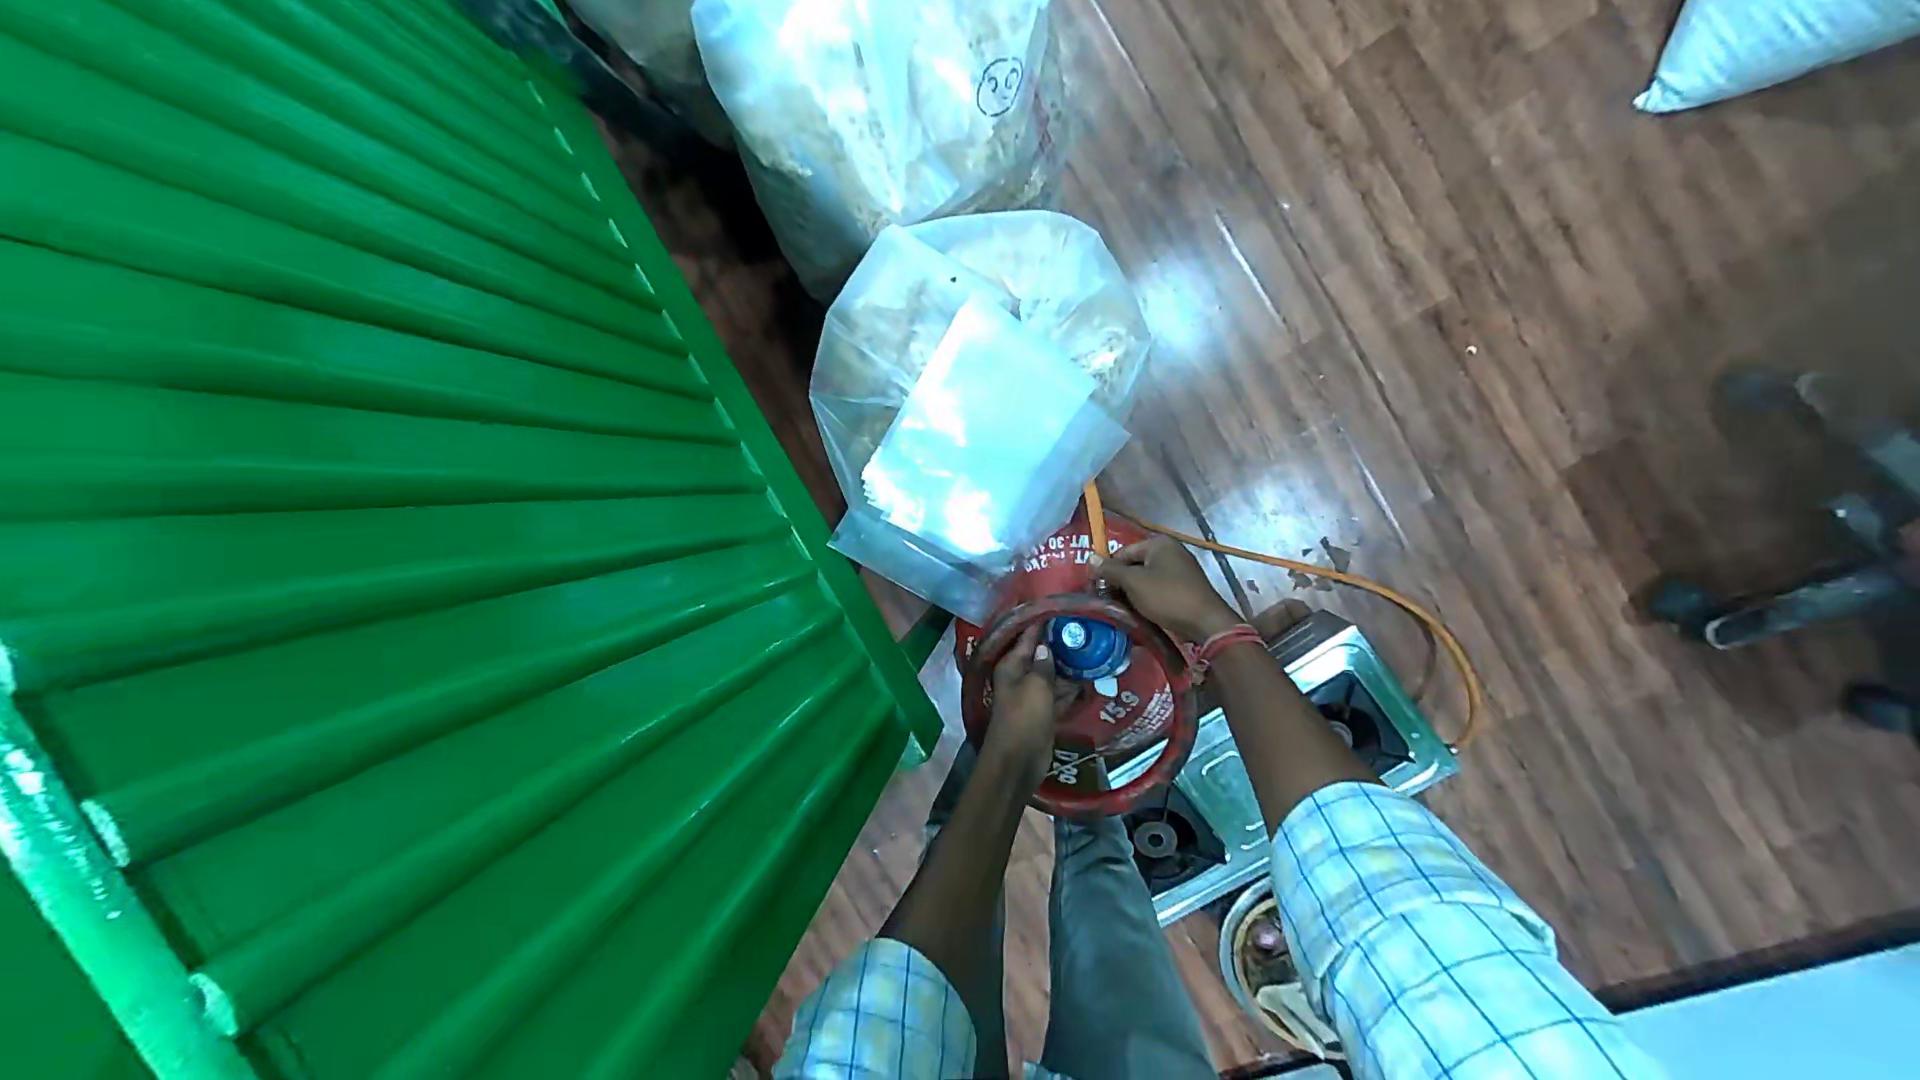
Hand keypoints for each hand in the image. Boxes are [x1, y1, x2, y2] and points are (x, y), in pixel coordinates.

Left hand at [985, 623, 1074, 785]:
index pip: (1026, 637)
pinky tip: (1090, 679)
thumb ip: (1042, 665)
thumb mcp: (1036, 687)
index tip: (1060, 608)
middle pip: (1040, 654)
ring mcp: (1031, 695)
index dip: (1040, 622)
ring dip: (1068, 666)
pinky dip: (1070, 688)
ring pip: (1051, 674)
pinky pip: (1058, 694)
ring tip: (1093, 650)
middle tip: (1085, 629)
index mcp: (1011, 666)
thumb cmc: (1024, 719)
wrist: (1018, 762)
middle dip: (1058, 644)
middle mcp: (1019, 676)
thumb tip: (1045, 646)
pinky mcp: (1043, 712)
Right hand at [1091, 535, 1240, 641]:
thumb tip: (1090, 558)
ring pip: (1146, 579)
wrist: (1206, 622)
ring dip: (1132, 593)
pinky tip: (1139, 612)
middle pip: (1134, 565)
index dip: (1108, 569)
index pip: (1122, 552)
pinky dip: (1147, 598)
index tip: (1097, 588)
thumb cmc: (1167, 596)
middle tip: (1106, 600)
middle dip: (1120, 582)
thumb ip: (1111, 570)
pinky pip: (1158, 589)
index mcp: (1159, 544)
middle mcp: (1171, 552)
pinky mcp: (1185, 588)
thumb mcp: (1134, 582)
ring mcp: (1180, 570)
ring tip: (1121, 609)